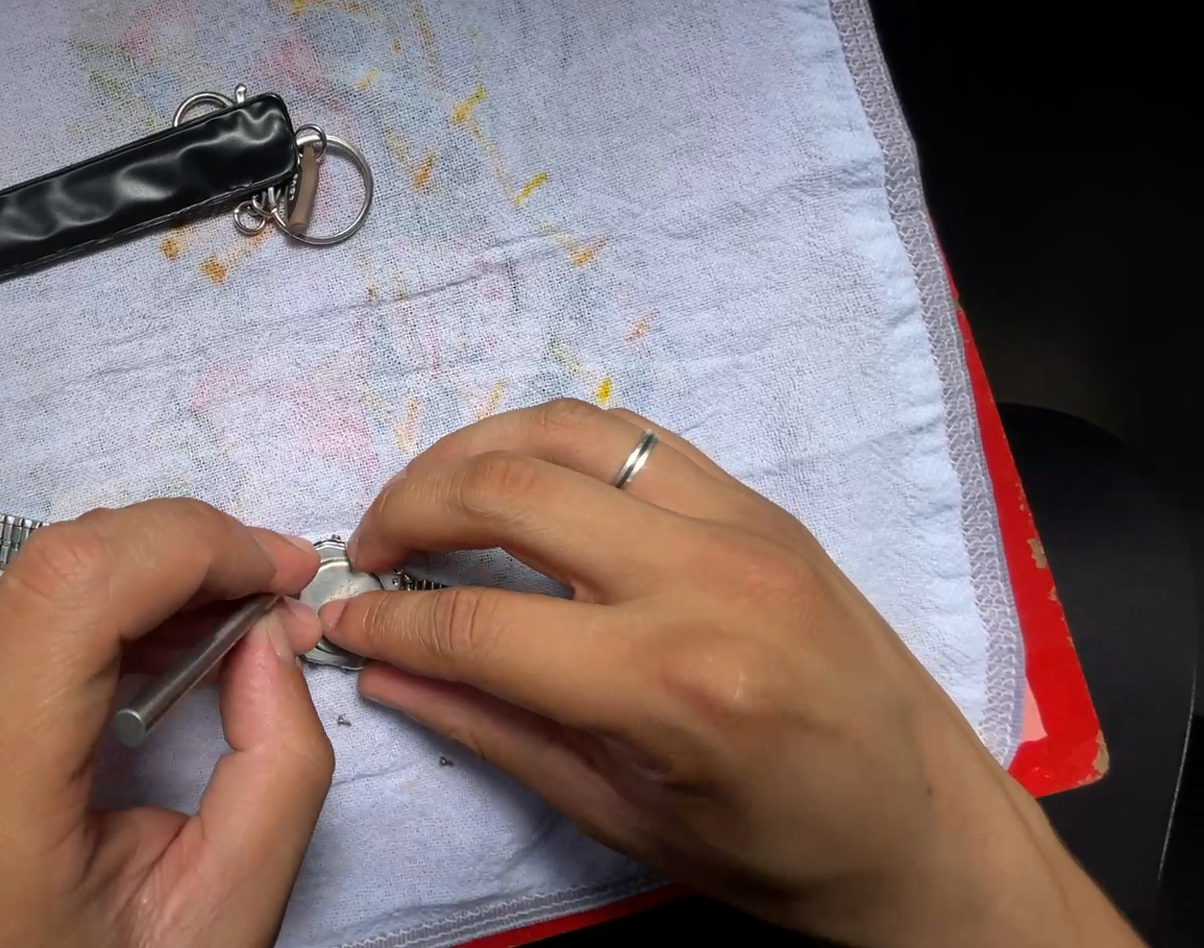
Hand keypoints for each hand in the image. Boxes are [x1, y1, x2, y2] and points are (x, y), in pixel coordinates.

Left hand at [0, 499, 328, 947]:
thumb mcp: (222, 922)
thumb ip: (278, 763)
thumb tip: (265, 629)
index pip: (66, 590)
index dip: (186, 544)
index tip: (276, 570)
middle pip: (56, 571)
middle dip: (188, 556)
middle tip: (272, 597)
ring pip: (43, 582)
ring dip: (155, 578)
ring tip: (232, 624)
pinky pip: (23, 617)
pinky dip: (113, 609)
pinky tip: (168, 643)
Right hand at [320, 400, 1138, 947]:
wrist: (938, 830)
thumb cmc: (776, 849)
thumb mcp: (614, 815)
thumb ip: (484, 727)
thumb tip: (380, 668)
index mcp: (676, 685)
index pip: (479, 625)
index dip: (390, 618)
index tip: (343, 616)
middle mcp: (706, 577)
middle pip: (507, 493)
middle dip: (406, 510)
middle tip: (369, 547)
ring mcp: (738, 518)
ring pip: (557, 431)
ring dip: (461, 453)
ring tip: (420, 497)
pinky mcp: (751, 495)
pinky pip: (617, 430)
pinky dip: (535, 440)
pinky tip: (504, 476)